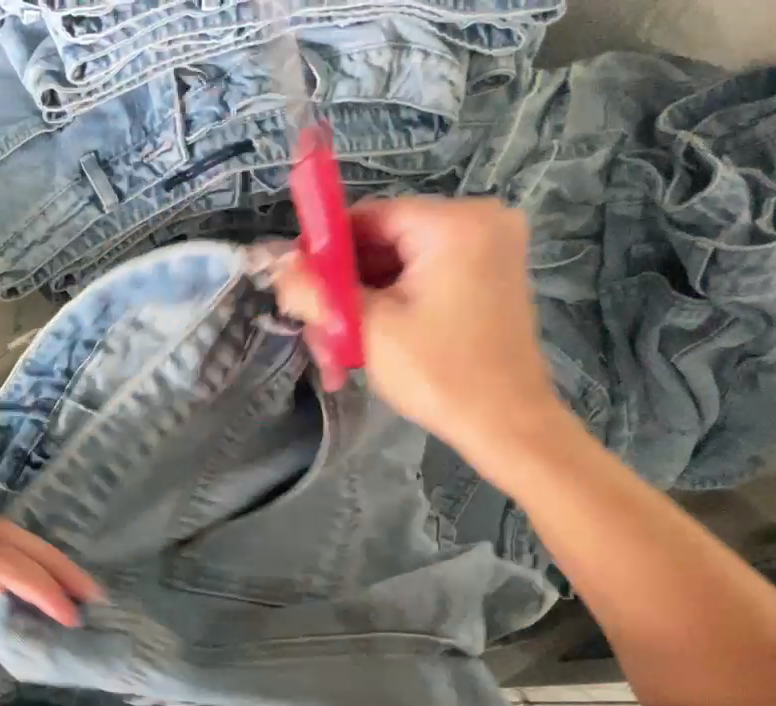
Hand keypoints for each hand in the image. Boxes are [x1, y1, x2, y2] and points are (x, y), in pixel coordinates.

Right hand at [272, 196, 572, 456]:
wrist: (503, 420)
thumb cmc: (437, 371)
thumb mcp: (365, 328)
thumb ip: (316, 289)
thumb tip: (272, 261)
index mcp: (454, 223)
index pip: (367, 216)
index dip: (322, 250)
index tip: (296, 289)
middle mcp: (480, 221)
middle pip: (382, 240)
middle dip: (342, 286)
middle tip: (316, 332)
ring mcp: (488, 249)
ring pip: (397, 264)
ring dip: (360, 302)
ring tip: (336, 350)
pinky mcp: (487, 276)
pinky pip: (421, 278)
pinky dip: (390, 305)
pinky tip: (366, 343)